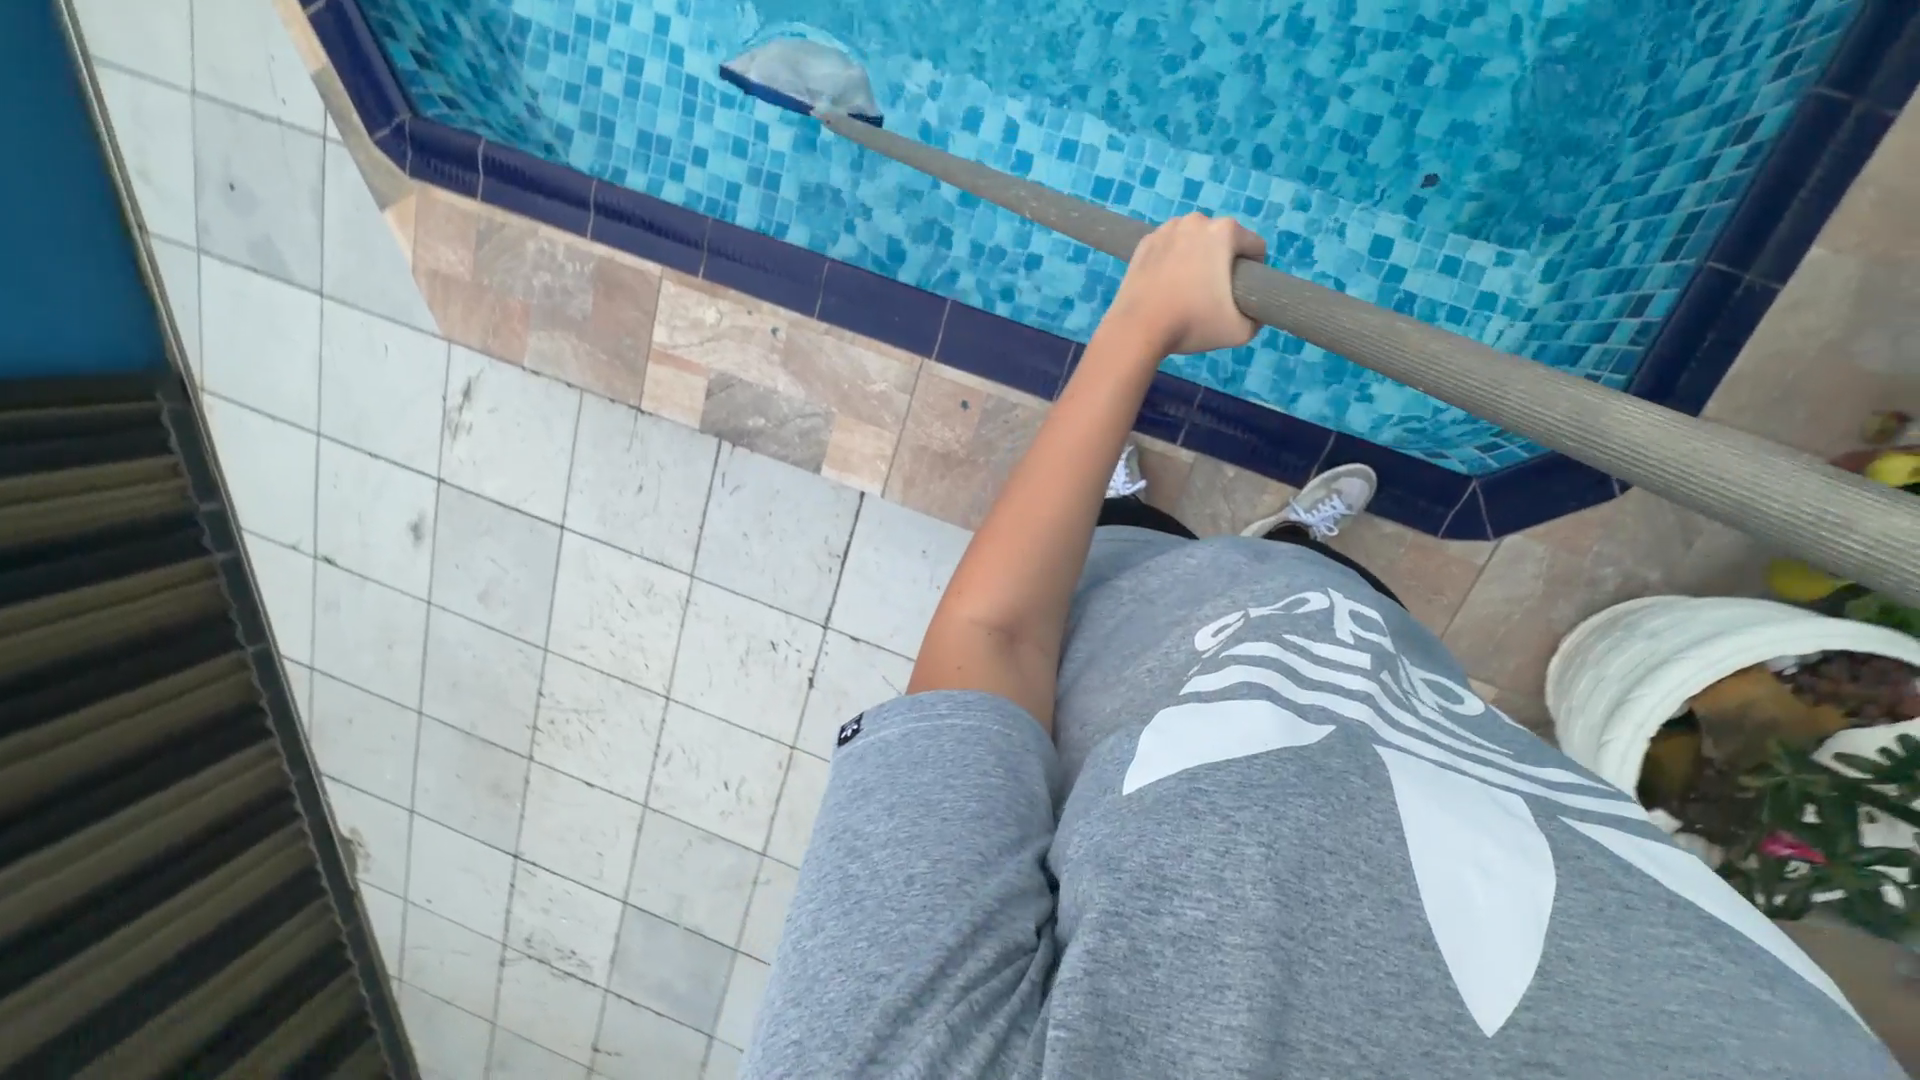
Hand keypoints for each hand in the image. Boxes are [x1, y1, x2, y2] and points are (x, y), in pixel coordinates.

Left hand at [1106, 213, 1266, 354]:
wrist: (1137, 329)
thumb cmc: (1192, 324)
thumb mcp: (1240, 330)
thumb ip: (1257, 318)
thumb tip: (1255, 313)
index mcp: (1225, 231)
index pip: (1254, 246)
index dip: (1254, 271)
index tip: (1241, 293)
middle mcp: (1196, 221)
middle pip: (1223, 241)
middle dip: (1223, 262)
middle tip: (1212, 295)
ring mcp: (1166, 229)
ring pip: (1194, 241)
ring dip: (1197, 258)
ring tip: (1187, 289)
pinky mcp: (1144, 243)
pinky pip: (1169, 248)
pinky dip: (1172, 260)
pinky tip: (1167, 284)